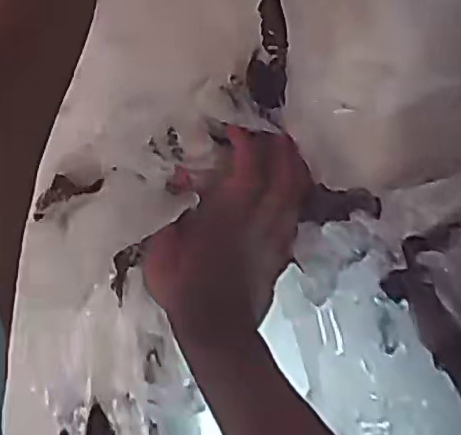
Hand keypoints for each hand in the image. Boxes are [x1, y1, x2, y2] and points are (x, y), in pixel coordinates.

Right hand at [145, 127, 310, 346]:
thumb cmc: (183, 283)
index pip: (248, 165)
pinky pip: (294, 217)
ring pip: (294, 194)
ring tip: (288, 153)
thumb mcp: (165, 242)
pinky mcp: (281, 254)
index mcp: (230, 209)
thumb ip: (174, 207)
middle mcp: (259, 217)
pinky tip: (288, 192)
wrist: (216, 332)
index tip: (235, 127)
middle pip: (282, 174)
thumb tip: (181, 178)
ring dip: (293, 169)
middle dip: (281, 148)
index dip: (246, 141)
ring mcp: (275, 236)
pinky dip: (293, 198)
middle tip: (273, 130)